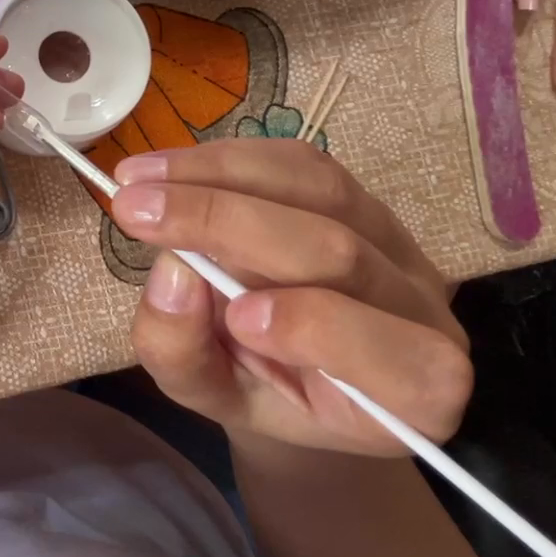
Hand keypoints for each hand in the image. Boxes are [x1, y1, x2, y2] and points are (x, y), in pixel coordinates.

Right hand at [110, 140, 469, 456]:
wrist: (291, 362)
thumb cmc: (260, 392)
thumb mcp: (209, 397)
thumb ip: (183, 353)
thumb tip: (171, 272)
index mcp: (412, 392)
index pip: (407, 362)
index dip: (325, 329)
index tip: (238, 318)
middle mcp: (423, 309)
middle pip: (338, 251)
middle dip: (224, 222)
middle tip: (132, 208)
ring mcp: (396, 242)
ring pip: (318, 189)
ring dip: (215, 174)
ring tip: (138, 178)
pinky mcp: (356, 196)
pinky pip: (300, 162)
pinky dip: (225, 159)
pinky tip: (167, 167)